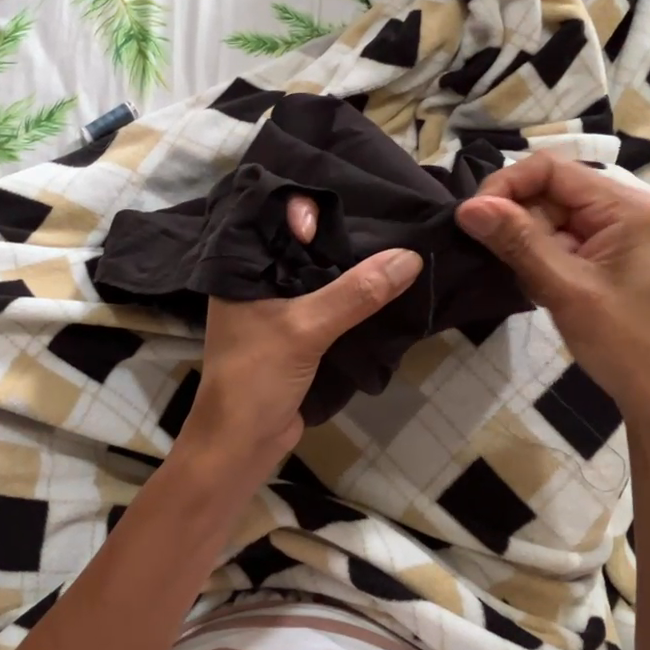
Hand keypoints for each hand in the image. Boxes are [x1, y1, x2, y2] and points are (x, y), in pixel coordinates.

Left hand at [174, 195, 422, 488]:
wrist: (240, 446)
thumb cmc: (255, 378)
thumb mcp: (304, 329)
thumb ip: (354, 293)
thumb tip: (409, 257)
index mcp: (241, 268)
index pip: (274, 218)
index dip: (312, 208)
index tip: (357, 203)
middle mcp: (256, 282)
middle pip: (303, 247)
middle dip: (342, 237)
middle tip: (391, 219)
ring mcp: (277, 310)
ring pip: (319, 278)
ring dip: (351, 271)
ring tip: (399, 247)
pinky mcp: (296, 337)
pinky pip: (328, 307)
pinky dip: (353, 301)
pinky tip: (389, 289)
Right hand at [454, 153, 649, 422]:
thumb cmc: (625, 341)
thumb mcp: (566, 289)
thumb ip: (517, 242)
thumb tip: (467, 208)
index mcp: (621, 206)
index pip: (548, 169)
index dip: (505, 186)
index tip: (474, 219)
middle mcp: (617, 210)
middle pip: (545, 191)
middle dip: (513, 219)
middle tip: (494, 257)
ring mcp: (609, 236)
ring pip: (544, 218)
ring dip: (522, 244)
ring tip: (520, 279)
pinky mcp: (599, 259)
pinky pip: (554, 243)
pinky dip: (535, 261)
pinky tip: (534, 288)